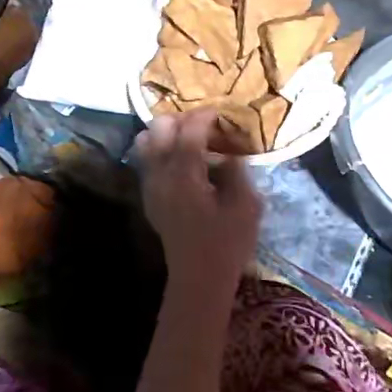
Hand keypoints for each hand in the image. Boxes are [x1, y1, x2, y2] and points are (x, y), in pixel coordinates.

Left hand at [136, 108, 262, 302]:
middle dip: (182, 120)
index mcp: (185, 176)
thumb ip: (237, 171)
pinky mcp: (149, 197)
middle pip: (158, 128)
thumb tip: (230, 150)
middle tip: (206, 127)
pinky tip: (185, 161)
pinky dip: (162, 150)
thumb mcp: (246, 205)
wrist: (199, 278)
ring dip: (168, 133)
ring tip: (192, 141)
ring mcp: (150, 186)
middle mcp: (160, 176)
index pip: (188, 132)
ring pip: (145, 142)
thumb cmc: (228, 243)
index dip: (204, 117)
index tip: (220, 113)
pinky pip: (147, 160)